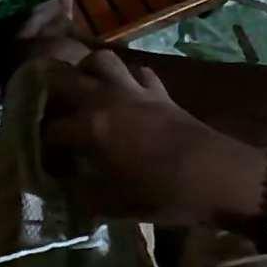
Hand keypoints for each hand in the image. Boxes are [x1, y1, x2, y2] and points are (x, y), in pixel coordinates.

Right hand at [41, 49, 266, 227]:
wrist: (221, 178)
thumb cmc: (165, 193)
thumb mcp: (117, 204)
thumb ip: (86, 195)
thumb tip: (69, 192)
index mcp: (91, 127)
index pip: (52, 129)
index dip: (44, 144)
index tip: (45, 159)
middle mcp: (106, 100)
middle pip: (67, 78)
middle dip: (52, 90)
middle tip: (51, 108)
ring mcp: (134, 91)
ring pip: (102, 61)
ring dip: (88, 70)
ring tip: (85, 88)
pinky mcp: (160, 92)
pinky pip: (138, 73)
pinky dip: (128, 78)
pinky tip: (127, 94)